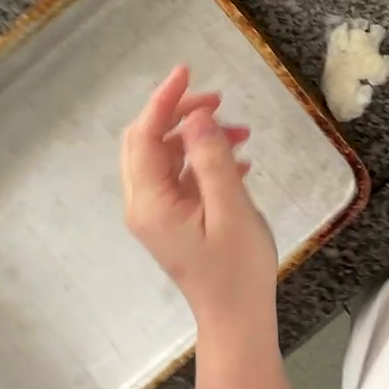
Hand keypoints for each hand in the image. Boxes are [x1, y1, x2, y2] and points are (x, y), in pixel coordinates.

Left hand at [121, 66, 276, 337]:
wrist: (237, 316)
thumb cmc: (236, 268)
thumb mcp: (231, 210)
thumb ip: (213, 161)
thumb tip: (199, 117)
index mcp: (150, 202)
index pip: (145, 136)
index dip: (163, 100)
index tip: (187, 71)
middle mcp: (145, 204)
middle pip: (148, 142)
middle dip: (180, 113)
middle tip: (219, 100)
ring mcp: (159, 213)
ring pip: (168, 156)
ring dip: (200, 137)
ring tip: (242, 133)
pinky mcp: (176, 219)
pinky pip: (183, 176)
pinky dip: (206, 159)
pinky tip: (241, 161)